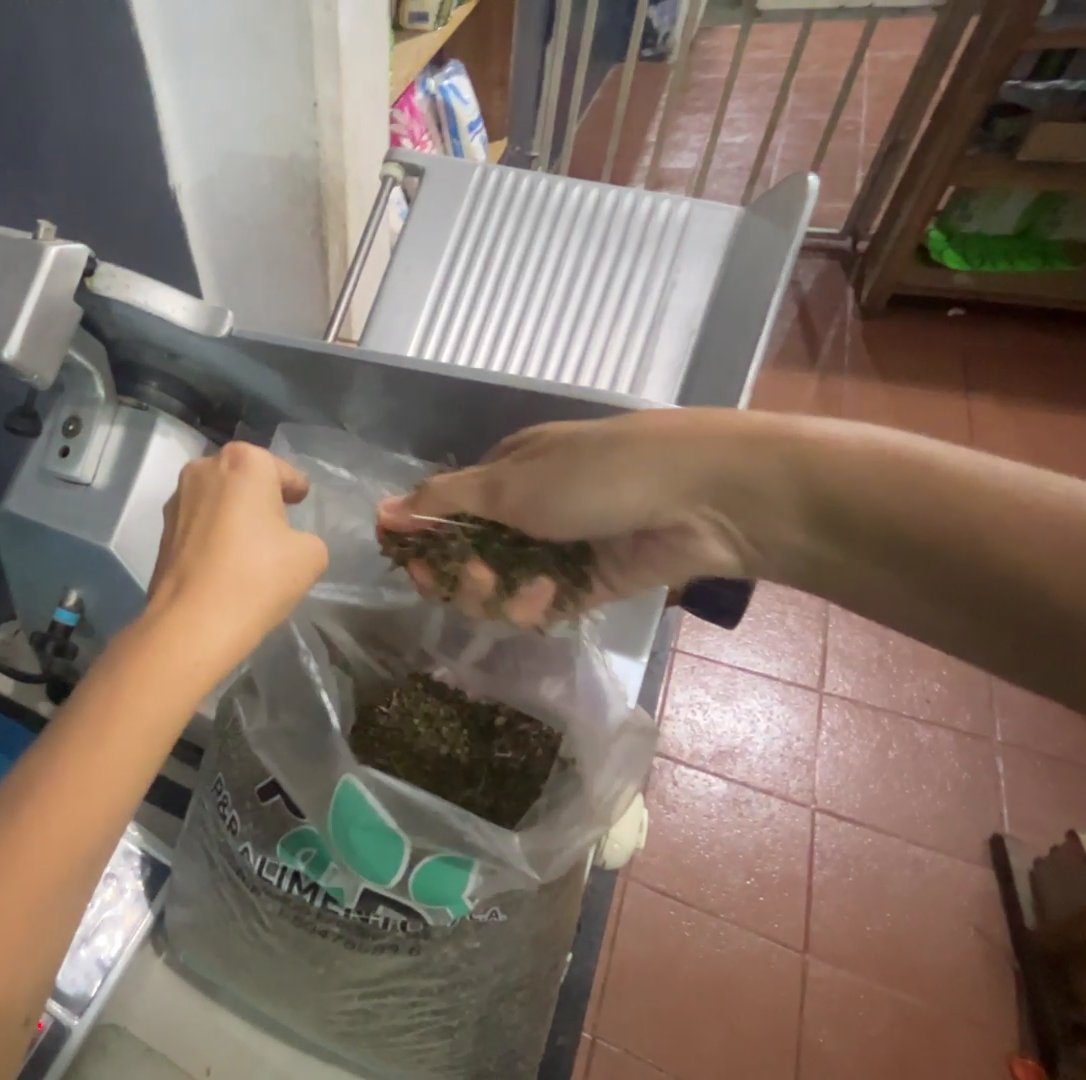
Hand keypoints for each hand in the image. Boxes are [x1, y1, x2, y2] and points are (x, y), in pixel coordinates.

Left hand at [146, 442, 328, 665]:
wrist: (192, 623)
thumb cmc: (257, 578)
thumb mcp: (310, 555)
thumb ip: (306, 538)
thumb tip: (286, 543)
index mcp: (243, 462)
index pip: (281, 470)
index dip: (295, 488)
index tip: (300, 503)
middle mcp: (204, 469)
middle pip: (243, 478)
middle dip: (259, 496)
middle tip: (277, 525)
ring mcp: (176, 499)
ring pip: (216, 499)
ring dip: (232, 514)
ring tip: (249, 547)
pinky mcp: (161, 530)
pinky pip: (198, 524)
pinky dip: (212, 534)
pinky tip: (223, 563)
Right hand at [377, 409, 773, 624]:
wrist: (703, 496)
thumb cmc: (594, 474)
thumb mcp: (508, 482)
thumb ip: (441, 502)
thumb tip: (381, 511)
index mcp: (504, 474)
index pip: (445, 513)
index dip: (423, 541)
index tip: (411, 563)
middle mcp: (526, 511)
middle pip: (468, 555)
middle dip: (460, 574)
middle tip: (471, 578)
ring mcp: (557, 548)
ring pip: (502, 587)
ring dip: (498, 593)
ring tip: (518, 590)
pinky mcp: (588, 584)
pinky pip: (542, 605)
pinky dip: (536, 606)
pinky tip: (545, 599)